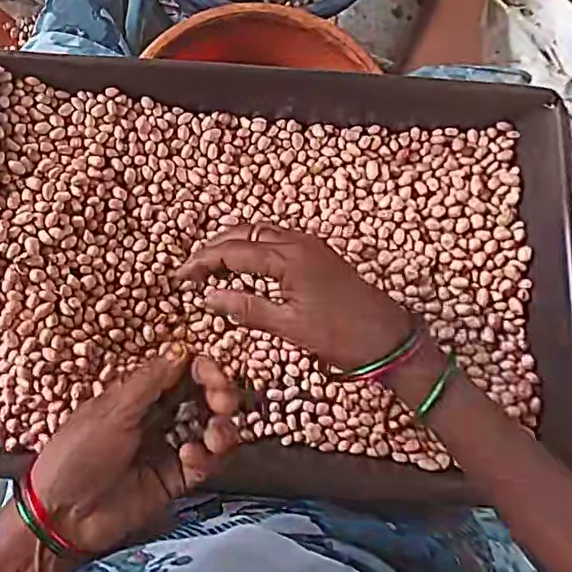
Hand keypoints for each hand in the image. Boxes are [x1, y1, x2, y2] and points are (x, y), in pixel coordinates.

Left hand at [28, 345, 240, 554]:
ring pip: (212, 429)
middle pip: (204, 398)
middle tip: (223, 403)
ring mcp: (168, 448)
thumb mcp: (112, 412)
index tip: (214, 377)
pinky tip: (191, 457)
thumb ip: (150, 382)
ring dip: (221, 428)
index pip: (183, 371)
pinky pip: (206, 463)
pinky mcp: (175, 480)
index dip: (204, 370)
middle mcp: (158, 417)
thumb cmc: (78, 454)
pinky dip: (207, 457)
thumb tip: (182, 349)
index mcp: (139, 394)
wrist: (63, 515)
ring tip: (214, 437)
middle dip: (221, 396)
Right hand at [174, 224, 412, 370]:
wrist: (390, 338)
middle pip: (242, 233)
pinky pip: (275, 240)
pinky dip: (252, 247)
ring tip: (211, 268)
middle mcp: (297, 243)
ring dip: (232, 245)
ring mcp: (309, 246)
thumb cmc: (342, 335)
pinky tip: (244, 267)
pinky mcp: (317, 254)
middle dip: (213, 248)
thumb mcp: (289, 327)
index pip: (231, 251)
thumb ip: (247, 308)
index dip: (201, 262)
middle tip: (191, 270)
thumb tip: (210, 298)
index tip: (180, 276)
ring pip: (259, 233)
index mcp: (287, 258)